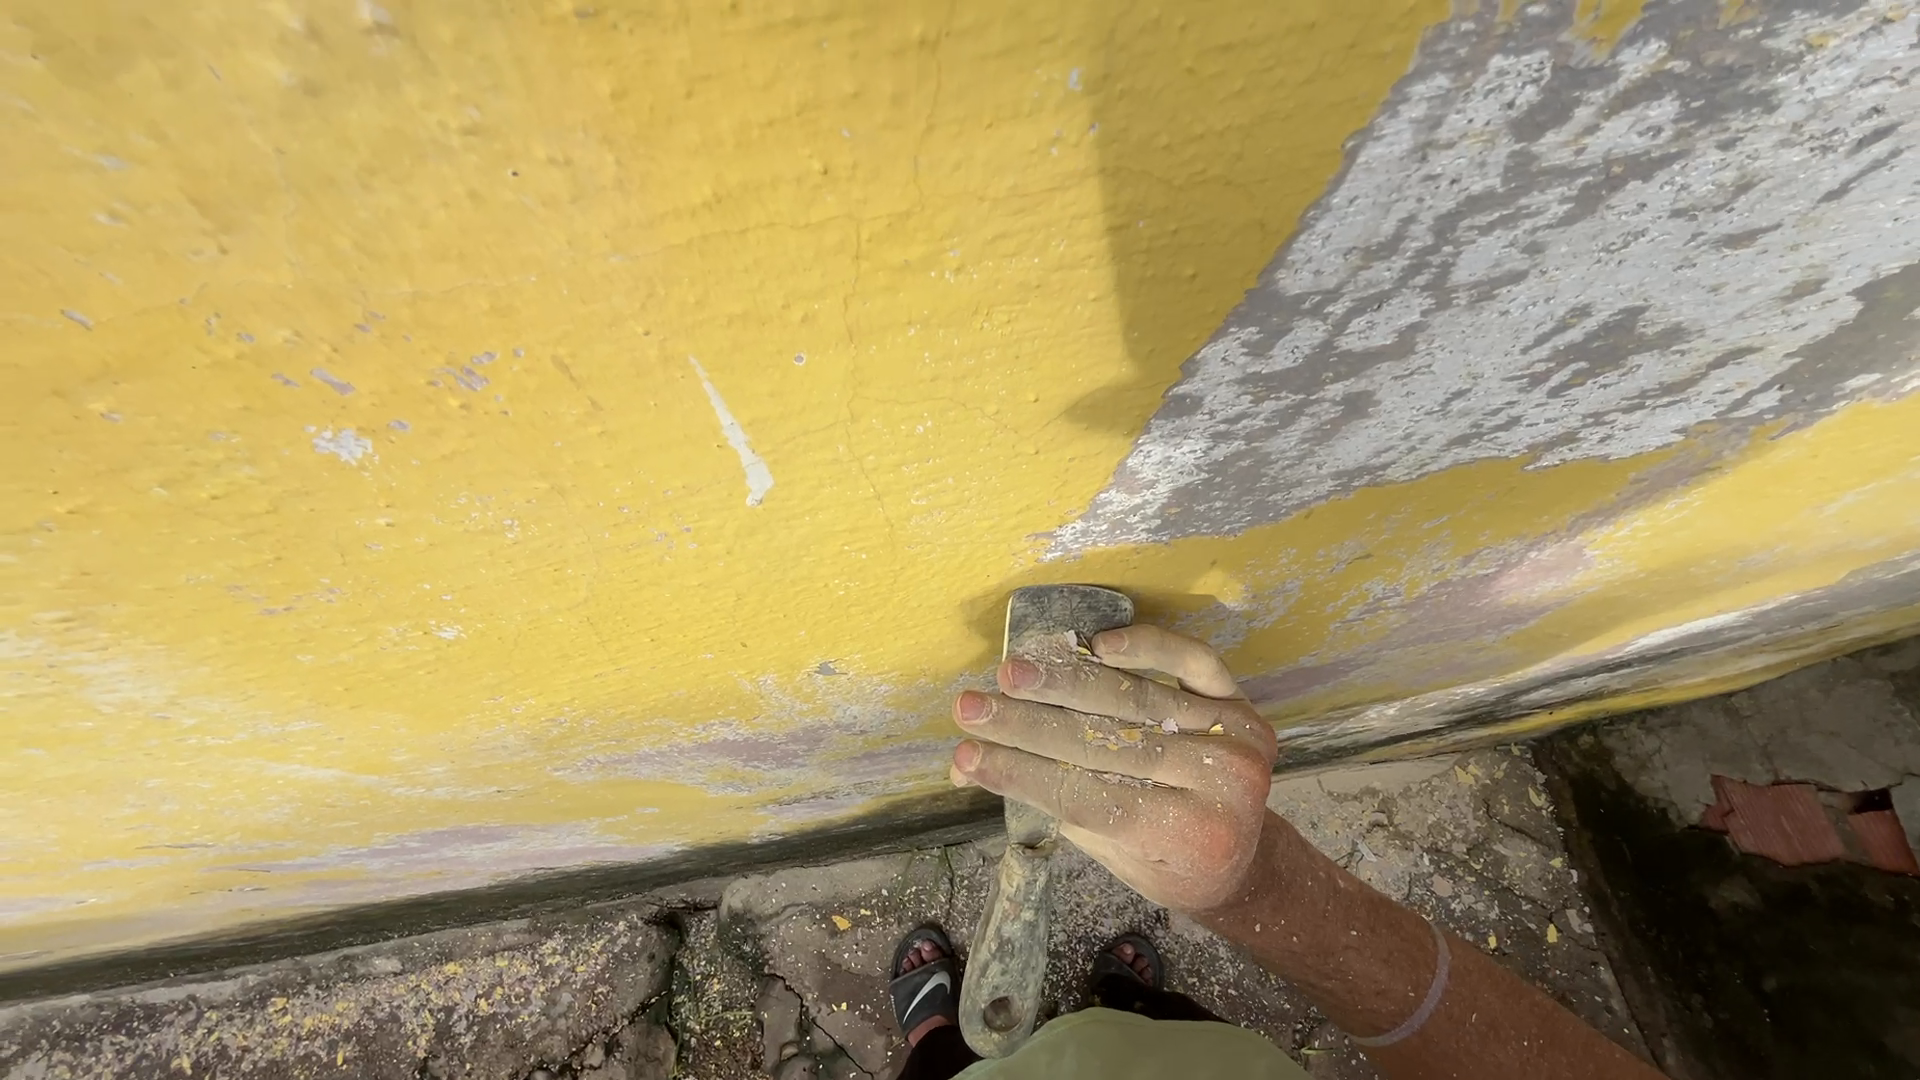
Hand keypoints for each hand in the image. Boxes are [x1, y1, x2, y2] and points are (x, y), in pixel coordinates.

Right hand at [949, 624, 1277, 912]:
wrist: (1247, 861)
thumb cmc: (1167, 863)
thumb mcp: (1109, 854)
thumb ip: (1045, 805)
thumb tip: (961, 767)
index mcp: (1184, 837)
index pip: (1084, 796)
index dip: (1020, 774)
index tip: (965, 752)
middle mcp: (1217, 785)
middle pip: (1106, 743)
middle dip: (1028, 724)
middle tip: (970, 707)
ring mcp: (1234, 738)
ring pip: (1137, 698)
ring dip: (1065, 682)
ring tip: (1010, 673)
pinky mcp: (1241, 702)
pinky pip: (1192, 660)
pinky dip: (1147, 645)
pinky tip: (1097, 643)